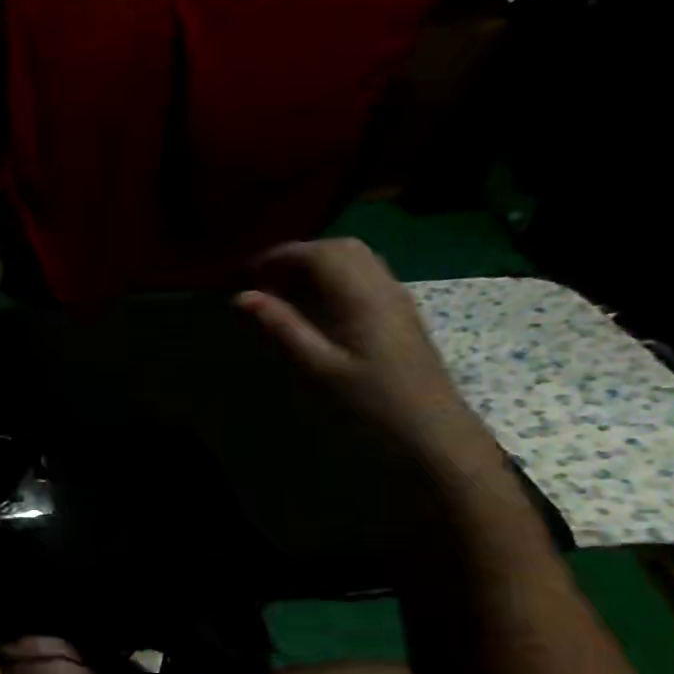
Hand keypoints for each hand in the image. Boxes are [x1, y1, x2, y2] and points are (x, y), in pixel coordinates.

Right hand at [235, 238, 500, 472]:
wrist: (431, 424)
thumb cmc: (370, 398)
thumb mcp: (318, 365)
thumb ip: (281, 326)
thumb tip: (242, 297)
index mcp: (361, 296)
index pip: (318, 255)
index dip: (280, 256)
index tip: (247, 271)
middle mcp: (382, 285)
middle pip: (339, 248)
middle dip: (298, 255)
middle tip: (265, 278)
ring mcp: (396, 295)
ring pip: (356, 257)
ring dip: (318, 262)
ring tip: (286, 287)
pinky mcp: (400, 308)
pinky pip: (366, 272)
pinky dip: (335, 273)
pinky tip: (317, 300)